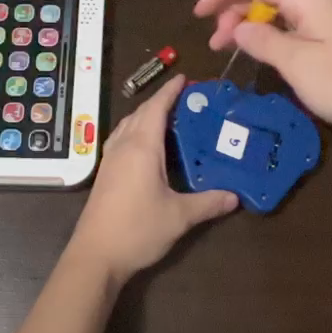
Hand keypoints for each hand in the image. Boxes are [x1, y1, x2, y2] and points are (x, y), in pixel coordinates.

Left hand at [65, 75, 237, 281]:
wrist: (95, 255)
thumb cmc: (138, 229)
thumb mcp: (179, 216)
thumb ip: (208, 202)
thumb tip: (236, 195)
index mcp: (142, 147)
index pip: (156, 108)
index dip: (170, 91)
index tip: (185, 78)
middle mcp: (123, 146)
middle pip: (141, 113)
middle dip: (161, 102)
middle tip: (186, 100)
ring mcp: (110, 159)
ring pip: (128, 126)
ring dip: (146, 116)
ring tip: (169, 118)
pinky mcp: (105, 174)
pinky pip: (122, 139)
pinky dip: (136, 131)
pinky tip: (147, 146)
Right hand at [194, 0, 331, 142]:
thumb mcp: (298, 65)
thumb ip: (264, 41)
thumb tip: (237, 27)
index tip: (198, 14)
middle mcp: (314, 0)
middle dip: (230, 7)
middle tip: (214, 42)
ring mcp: (325, 19)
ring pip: (275, 7)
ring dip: (246, 22)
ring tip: (228, 48)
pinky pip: (289, 24)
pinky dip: (267, 33)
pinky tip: (260, 53)